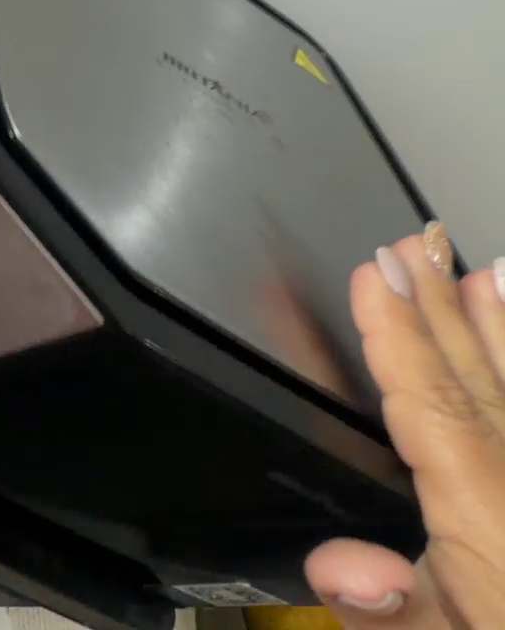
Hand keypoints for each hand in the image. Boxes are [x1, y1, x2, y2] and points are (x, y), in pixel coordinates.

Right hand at [304, 227, 504, 627]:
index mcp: (495, 534)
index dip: (403, 339)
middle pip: (489, 394)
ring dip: (498, 334)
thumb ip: (390, 616)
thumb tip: (345, 565)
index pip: (441, 413)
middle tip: (414, 243)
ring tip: (481, 272)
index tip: (377, 275)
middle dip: (446, 314)